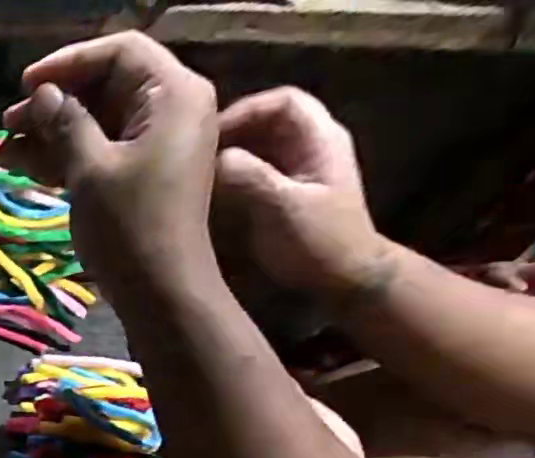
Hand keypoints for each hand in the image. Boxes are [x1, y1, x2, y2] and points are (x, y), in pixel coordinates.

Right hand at [1, 32, 218, 288]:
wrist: (159, 289)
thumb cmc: (130, 227)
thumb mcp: (91, 171)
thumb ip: (66, 126)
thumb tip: (42, 97)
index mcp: (172, 94)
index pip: (119, 52)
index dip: (67, 63)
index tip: (24, 87)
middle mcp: (170, 110)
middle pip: (106, 86)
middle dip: (55, 102)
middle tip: (8, 123)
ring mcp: (155, 145)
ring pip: (96, 122)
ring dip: (51, 133)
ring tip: (6, 148)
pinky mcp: (139, 175)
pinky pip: (99, 152)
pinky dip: (64, 156)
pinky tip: (24, 164)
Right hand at [214, 87, 395, 298]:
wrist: (341, 278)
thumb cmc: (319, 241)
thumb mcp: (284, 208)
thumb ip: (251, 178)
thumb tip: (212, 158)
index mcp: (319, 138)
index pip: (281, 102)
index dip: (243, 111)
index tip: (208, 136)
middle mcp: (307, 146)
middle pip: (264, 121)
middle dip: (228, 133)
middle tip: (193, 155)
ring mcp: (293, 170)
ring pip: (254, 146)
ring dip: (224, 155)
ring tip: (193, 173)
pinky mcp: (278, 193)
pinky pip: (249, 171)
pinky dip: (226, 175)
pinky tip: (205, 192)